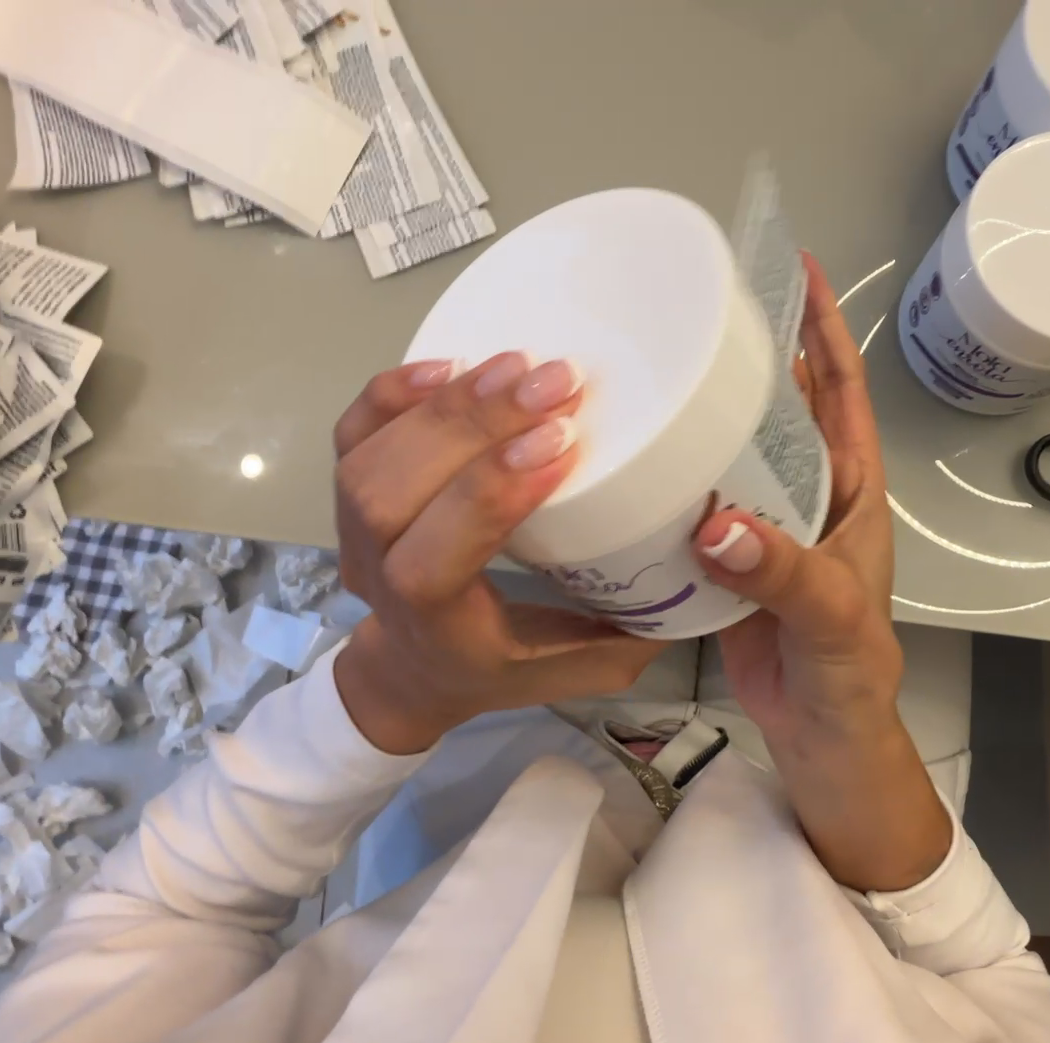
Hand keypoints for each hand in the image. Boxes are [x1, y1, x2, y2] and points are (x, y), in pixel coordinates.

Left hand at [331, 351, 666, 754]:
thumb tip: (699, 555)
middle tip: (553, 382)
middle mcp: (378, 580)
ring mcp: (354, 534)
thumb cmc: (500, 670)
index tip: (562, 443)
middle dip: (471, 427)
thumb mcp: (581, 669)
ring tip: (516, 367)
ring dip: (443, 405)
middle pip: (388, 493)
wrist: (413, 671)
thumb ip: (636, 627)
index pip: (434, 561)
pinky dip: (394, 391)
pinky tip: (451, 364)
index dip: (489, 495)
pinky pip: (352, 432)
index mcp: (434, 627)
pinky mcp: (351, 494)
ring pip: (366, 459)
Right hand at [692, 254, 950, 890]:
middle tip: (700, 315)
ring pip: (736, 453)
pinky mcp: (729, 560)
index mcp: (851, 492)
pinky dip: (678, 478)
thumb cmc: (847, 678)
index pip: (842, 395)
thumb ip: (783, 573)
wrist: (820, 738)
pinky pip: (702, 503)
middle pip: (782, 410)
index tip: (799, 272)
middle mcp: (809, 497)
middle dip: (754, 358)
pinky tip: (641, 460)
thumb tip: (717, 524)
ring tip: (659, 374)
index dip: (824, 332)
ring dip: (709, 416)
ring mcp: (766, 527)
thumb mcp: (830, 620)